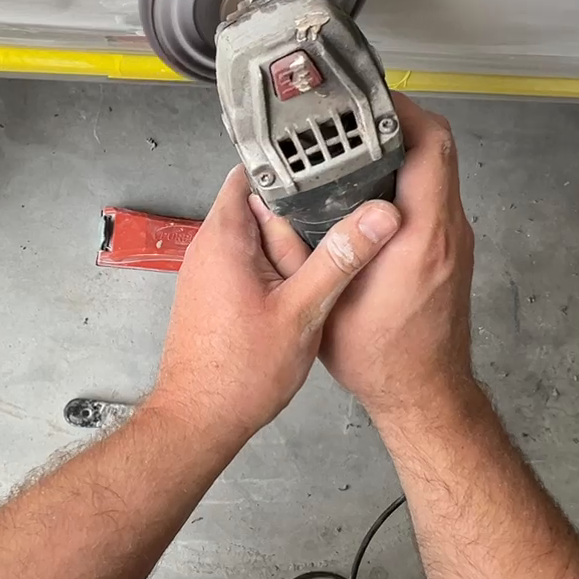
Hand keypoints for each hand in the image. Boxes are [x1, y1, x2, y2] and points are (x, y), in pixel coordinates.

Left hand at [147, 167, 401, 439]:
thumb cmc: (240, 373)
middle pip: (255, 203)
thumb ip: (340, 259)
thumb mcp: (304, 311)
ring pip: (253, 235)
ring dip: (287, 239)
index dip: (286, 163)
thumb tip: (378, 217)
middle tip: (340, 206)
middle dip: (296, 205)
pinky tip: (303, 282)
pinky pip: (246, 262)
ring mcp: (207, 273)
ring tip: (328, 244)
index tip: (322, 159)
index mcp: (224, 239)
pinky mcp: (213, 294)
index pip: (249, 173)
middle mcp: (208, 248)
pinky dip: (275, 265)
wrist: (200, 419)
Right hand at [250, 94, 477, 421]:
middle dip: (399, 122)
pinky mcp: (450, 252)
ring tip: (357, 146)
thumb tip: (264, 215)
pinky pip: (434, 196)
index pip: (430, 149)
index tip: (369, 99)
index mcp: (421, 239)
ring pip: (438, 172)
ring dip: (404, 150)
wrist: (425, 393)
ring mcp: (455, 242)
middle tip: (355, 116)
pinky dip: (407, 179)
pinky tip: (370, 188)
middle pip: (438, 150)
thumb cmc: (382, 359)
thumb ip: (292, 257)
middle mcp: (448, 234)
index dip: (403, 112)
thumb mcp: (323, 306)